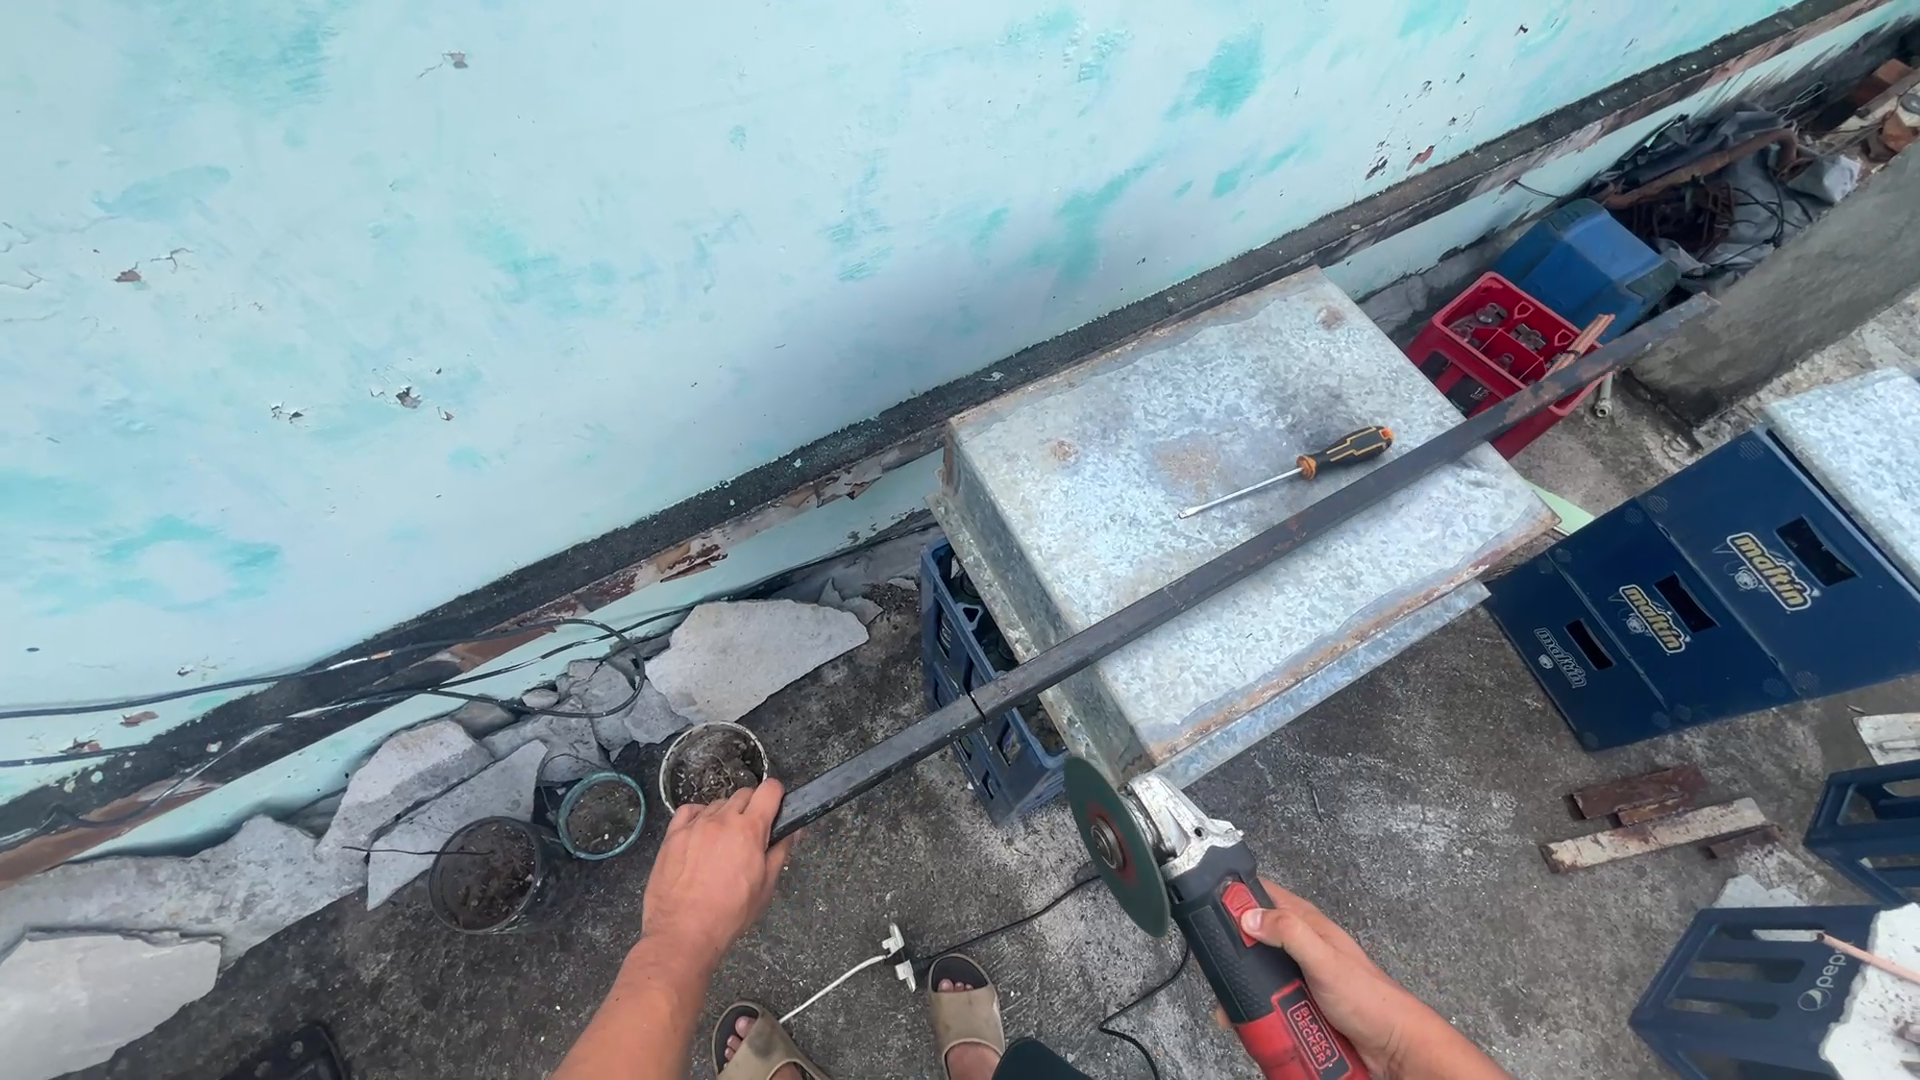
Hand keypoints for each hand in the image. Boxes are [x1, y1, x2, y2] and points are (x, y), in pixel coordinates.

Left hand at [640, 780, 796, 972]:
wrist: (682, 933)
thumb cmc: (728, 914)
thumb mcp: (766, 885)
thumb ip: (781, 851)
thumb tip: (793, 830)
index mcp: (750, 829)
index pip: (770, 789)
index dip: (777, 795)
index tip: (776, 806)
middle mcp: (722, 820)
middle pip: (744, 794)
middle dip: (752, 807)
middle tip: (751, 833)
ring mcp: (695, 825)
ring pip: (718, 804)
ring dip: (725, 815)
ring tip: (722, 843)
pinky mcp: (673, 835)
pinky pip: (689, 811)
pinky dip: (698, 817)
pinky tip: (700, 835)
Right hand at [1237, 880, 1509, 1079]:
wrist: (1395, 1051)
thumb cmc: (1368, 998)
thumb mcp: (1326, 960)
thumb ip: (1290, 933)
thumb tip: (1248, 916)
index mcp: (1305, 923)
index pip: (1263, 894)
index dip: (1236, 894)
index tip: (1208, 905)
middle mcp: (1299, 945)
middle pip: (1253, 938)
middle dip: (1232, 952)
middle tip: (1213, 968)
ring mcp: (1298, 976)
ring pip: (1257, 973)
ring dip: (1241, 988)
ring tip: (1226, 1008)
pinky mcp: (1298, 1004)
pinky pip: (1268, 1002)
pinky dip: (1254, 1011)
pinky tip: (1244, 1023)